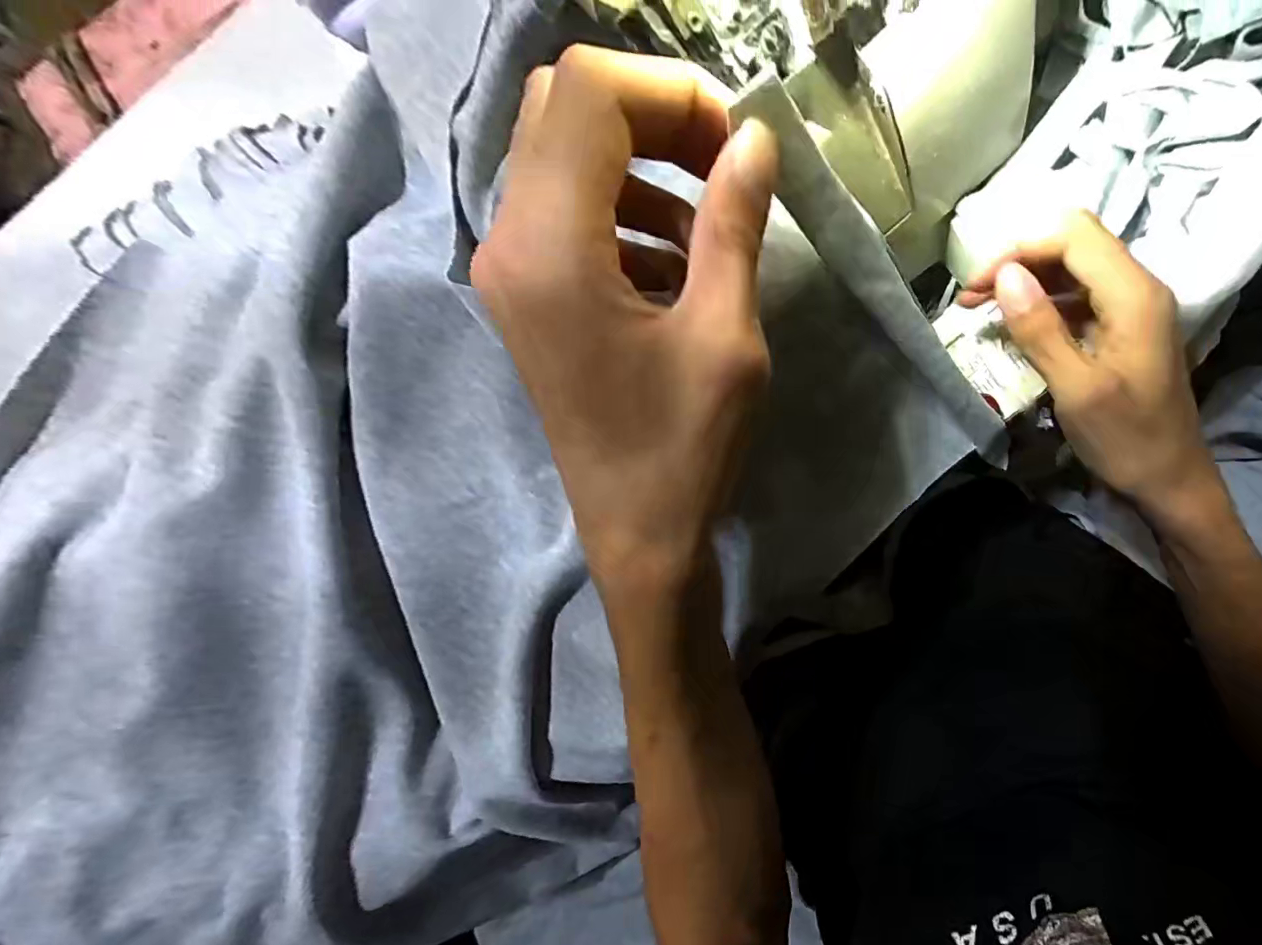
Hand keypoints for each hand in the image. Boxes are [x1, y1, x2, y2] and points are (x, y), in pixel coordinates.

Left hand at [471, 47, 778, 598]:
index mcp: (551, 245)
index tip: (742, 142)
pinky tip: (679, 266)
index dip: (673, 93)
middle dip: (656, 119)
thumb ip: (733, 227)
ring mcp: (510, 269)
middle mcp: (508, 238)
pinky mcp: (529, 297)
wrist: (639, 534)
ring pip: (563, 156)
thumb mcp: (727, 337)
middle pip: (564, 109)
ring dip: (644, 166)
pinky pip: (569, 213)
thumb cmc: (687, 447)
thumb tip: (753, 142)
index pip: (589, 93)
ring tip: (712, 221)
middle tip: (727, 167)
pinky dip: (627, 212)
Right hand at [958, 210, 1224, 529]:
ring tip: (987, 310)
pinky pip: (1084, 299)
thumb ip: (1041, 329)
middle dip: (1021, 261)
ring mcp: (1137, 308)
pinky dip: (1048, 305)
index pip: (1072, 236)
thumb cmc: (1127, 441)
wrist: (1171, 482)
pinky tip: (1022, 326)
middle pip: (1075, 244)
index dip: (1019, 250)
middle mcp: (1140, 288)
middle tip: (976, 296)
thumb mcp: (1077, 390)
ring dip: (1031, 282)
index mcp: (1134, 294)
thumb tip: (1005, 275)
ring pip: (1077, 270)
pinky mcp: (1128, 329)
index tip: (977, 286)